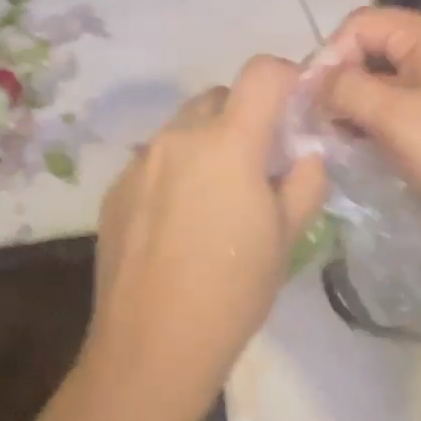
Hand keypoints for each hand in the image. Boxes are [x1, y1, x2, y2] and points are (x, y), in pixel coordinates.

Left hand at [85, 56, 327, 390]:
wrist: (150, 348)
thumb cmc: (233, 291)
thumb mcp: (288, 237)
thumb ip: (306, 181)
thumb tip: (305, 155)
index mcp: (229, 142)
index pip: (261, 72)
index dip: (286, 76)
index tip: (297, 105)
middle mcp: (180, 137)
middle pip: (220, 96)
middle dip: (245, 116)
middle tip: (259, 163)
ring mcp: (141, 160)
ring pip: (184, 127)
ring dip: (207, 143)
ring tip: (215, 199)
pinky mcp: (115, 188)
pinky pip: (154, 159)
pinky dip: (174, 171)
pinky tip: (177, 223)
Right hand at [319, 7, 420, 240]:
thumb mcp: (392, 120)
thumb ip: (346, 90)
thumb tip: (318, 82)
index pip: (361, 24)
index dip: (329, 55)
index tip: (311, 100)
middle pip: (377, 46)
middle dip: (345, 80)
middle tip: (324, 123)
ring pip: (394, 75)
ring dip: (365, 101)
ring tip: (347, 139)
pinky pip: (416, 96)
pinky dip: (390, 114)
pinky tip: (378, 146)